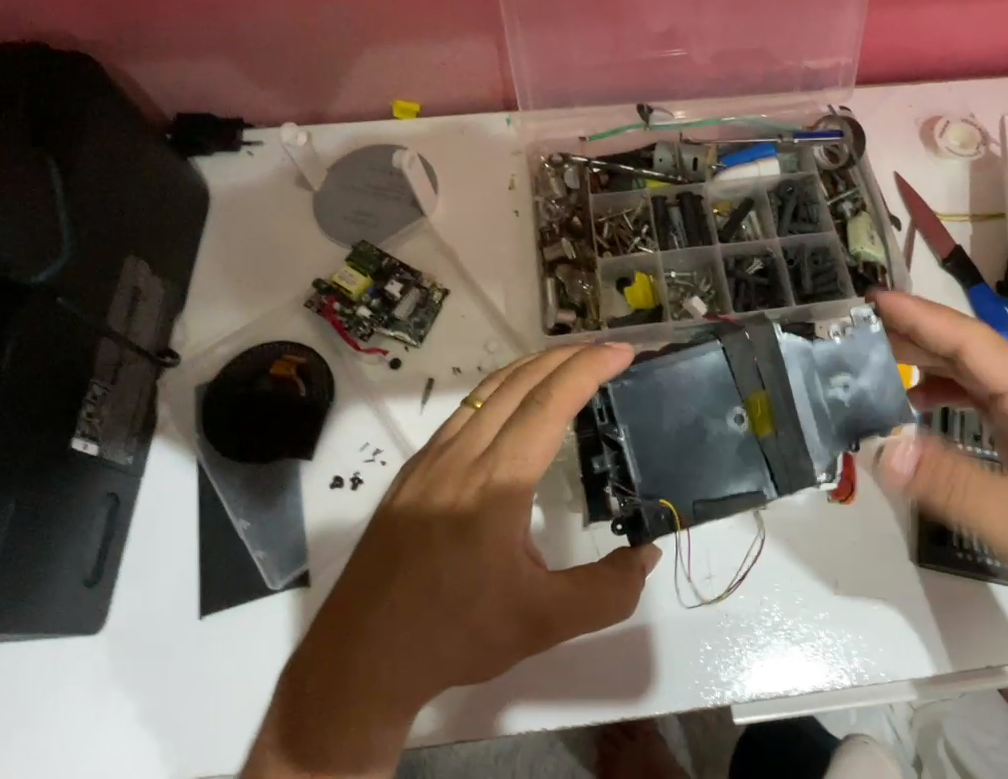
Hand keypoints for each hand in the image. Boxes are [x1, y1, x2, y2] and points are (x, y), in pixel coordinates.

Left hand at [245, 343, 661, 777]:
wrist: (361, 657)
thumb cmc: (455, 635)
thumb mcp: (542, 623)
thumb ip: (606, 592)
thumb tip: (647, 555)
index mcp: (495, 484)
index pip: (549, 404)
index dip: (588, 369)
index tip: (624, 352)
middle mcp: (460, 458)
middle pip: (519, 382)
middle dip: (568, 356)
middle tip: (608, 351)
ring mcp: (430, 461)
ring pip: (487, 391)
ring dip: (534, 368)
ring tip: (570, 366)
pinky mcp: (413, 473)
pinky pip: (465, 412)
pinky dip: (503, 391)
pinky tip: (516, 410)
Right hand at [871, 291, 1007, 631]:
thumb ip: (952, 485)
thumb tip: (880, 446)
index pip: (973, 343)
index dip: (921, 317)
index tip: (871, 299)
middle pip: (972, 352)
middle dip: (915, 333)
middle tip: (856, 328)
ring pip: (976, 377)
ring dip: (928, 362)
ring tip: (875, 360)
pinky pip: (983, 406)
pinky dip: (944, 397)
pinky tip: (917, 407)